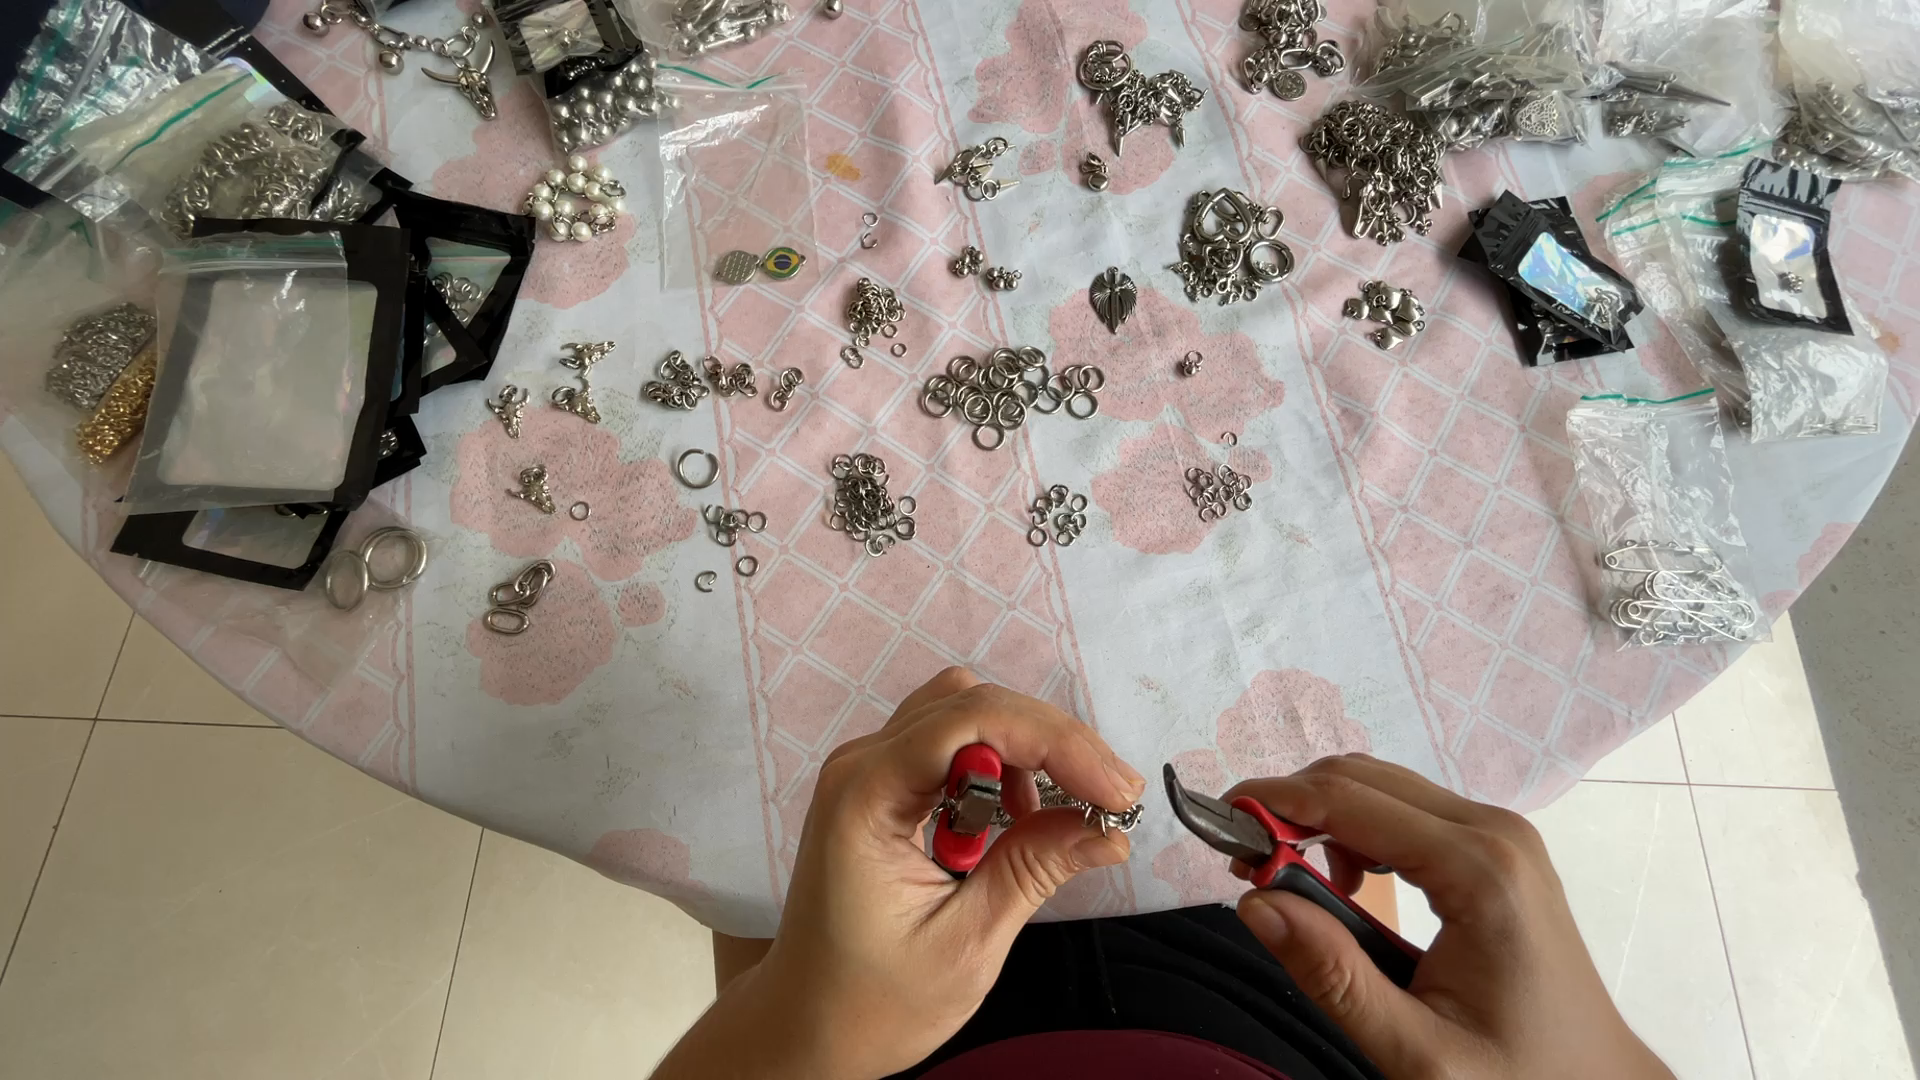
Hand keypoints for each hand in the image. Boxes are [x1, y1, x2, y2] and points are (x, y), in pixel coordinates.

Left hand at [651, 668, 1145, 1079]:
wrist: (803, 1024)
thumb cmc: (873, 1002)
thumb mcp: (965, 944)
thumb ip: (1034, 871)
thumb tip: (1108, 828)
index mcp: (867, 795)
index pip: (970, 722)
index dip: (1053, 741)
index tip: (1117, 791)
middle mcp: (864, 761)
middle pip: (971, 704)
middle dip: (1051, 741)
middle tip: (1111, 795)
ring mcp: (870, 766)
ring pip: (964, 711)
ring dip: (1026, 748)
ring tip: (1065, 807)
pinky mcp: (884, 781)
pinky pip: (951, 741)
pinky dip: (1000, 763)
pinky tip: (1018, 814)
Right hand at [1228, 755, 1673, 1079]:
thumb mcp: (1422, 1056)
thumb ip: (1333, 978)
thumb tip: (1251, 901)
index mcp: (1479, 868)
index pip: (1346, 799)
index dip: (1271, 803)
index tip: (1217, 828)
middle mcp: (1490, 826)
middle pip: (1355, 777)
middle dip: (1286, 806)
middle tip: (1246, 862)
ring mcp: (1494, 829)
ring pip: (1371, 782)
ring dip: (1314, 812)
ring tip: (1287, 873)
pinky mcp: (1489, 842)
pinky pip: (1396, 804)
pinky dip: (1348, 824)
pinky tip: (1344, 878)